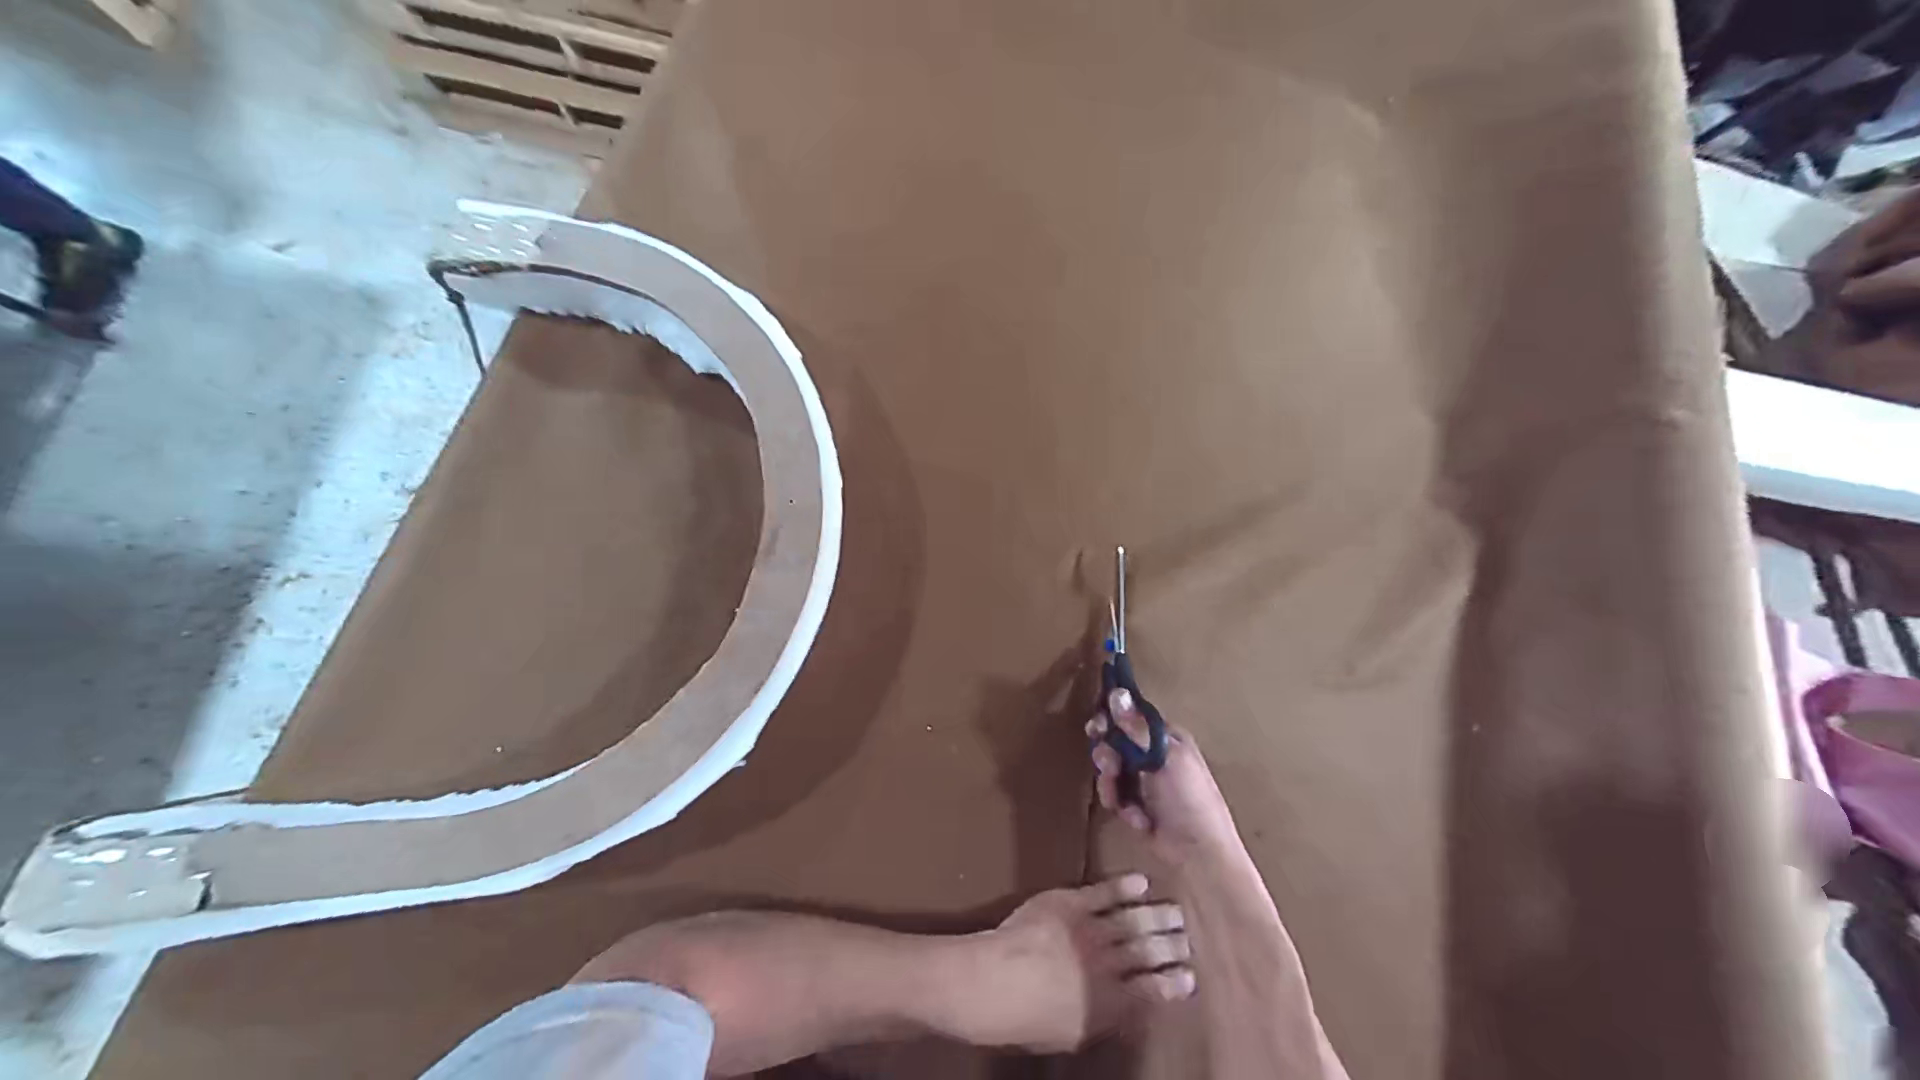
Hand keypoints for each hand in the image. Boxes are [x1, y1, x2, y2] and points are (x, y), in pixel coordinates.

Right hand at [1086, 688, 1239, 862]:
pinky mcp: (1134, 803)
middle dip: (1107, 756)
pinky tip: (1137, 819)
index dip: (1111, 719)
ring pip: (1109, 768)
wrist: (1199, 854)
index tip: (1097, 727)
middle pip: (1114, 741)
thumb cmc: (1189, 799)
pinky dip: (1121, 805)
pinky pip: (1113, 793)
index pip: (1131, 716)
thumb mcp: (1165, 758)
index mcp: (1166, 737)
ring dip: (1111, 784)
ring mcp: (1143, 780)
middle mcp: (1152, 754)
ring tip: (1121, 801)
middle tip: (1109, 767)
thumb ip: (1138, 727)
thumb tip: (1117, 693)